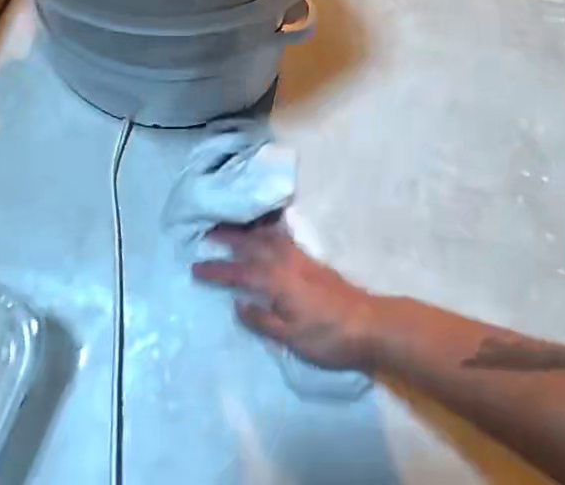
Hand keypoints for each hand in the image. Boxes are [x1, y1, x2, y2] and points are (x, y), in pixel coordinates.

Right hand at [191, 224, 385, 371]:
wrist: (370, 324)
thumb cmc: (328, 336)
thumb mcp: (291, 337)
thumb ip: (261, 320)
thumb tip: (236, 304)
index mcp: (275, 280)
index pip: (238, 272)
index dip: (216, 269)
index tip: (195, 266)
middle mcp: (285, 261)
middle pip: (251, 243)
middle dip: (227, 237)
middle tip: (207, 231)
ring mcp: (300, 257)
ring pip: (267, 236)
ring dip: (247, 230)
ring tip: (232, 226)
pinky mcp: (311, 260)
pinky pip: (282, 237)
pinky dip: (267, 230)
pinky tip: (267, 232)